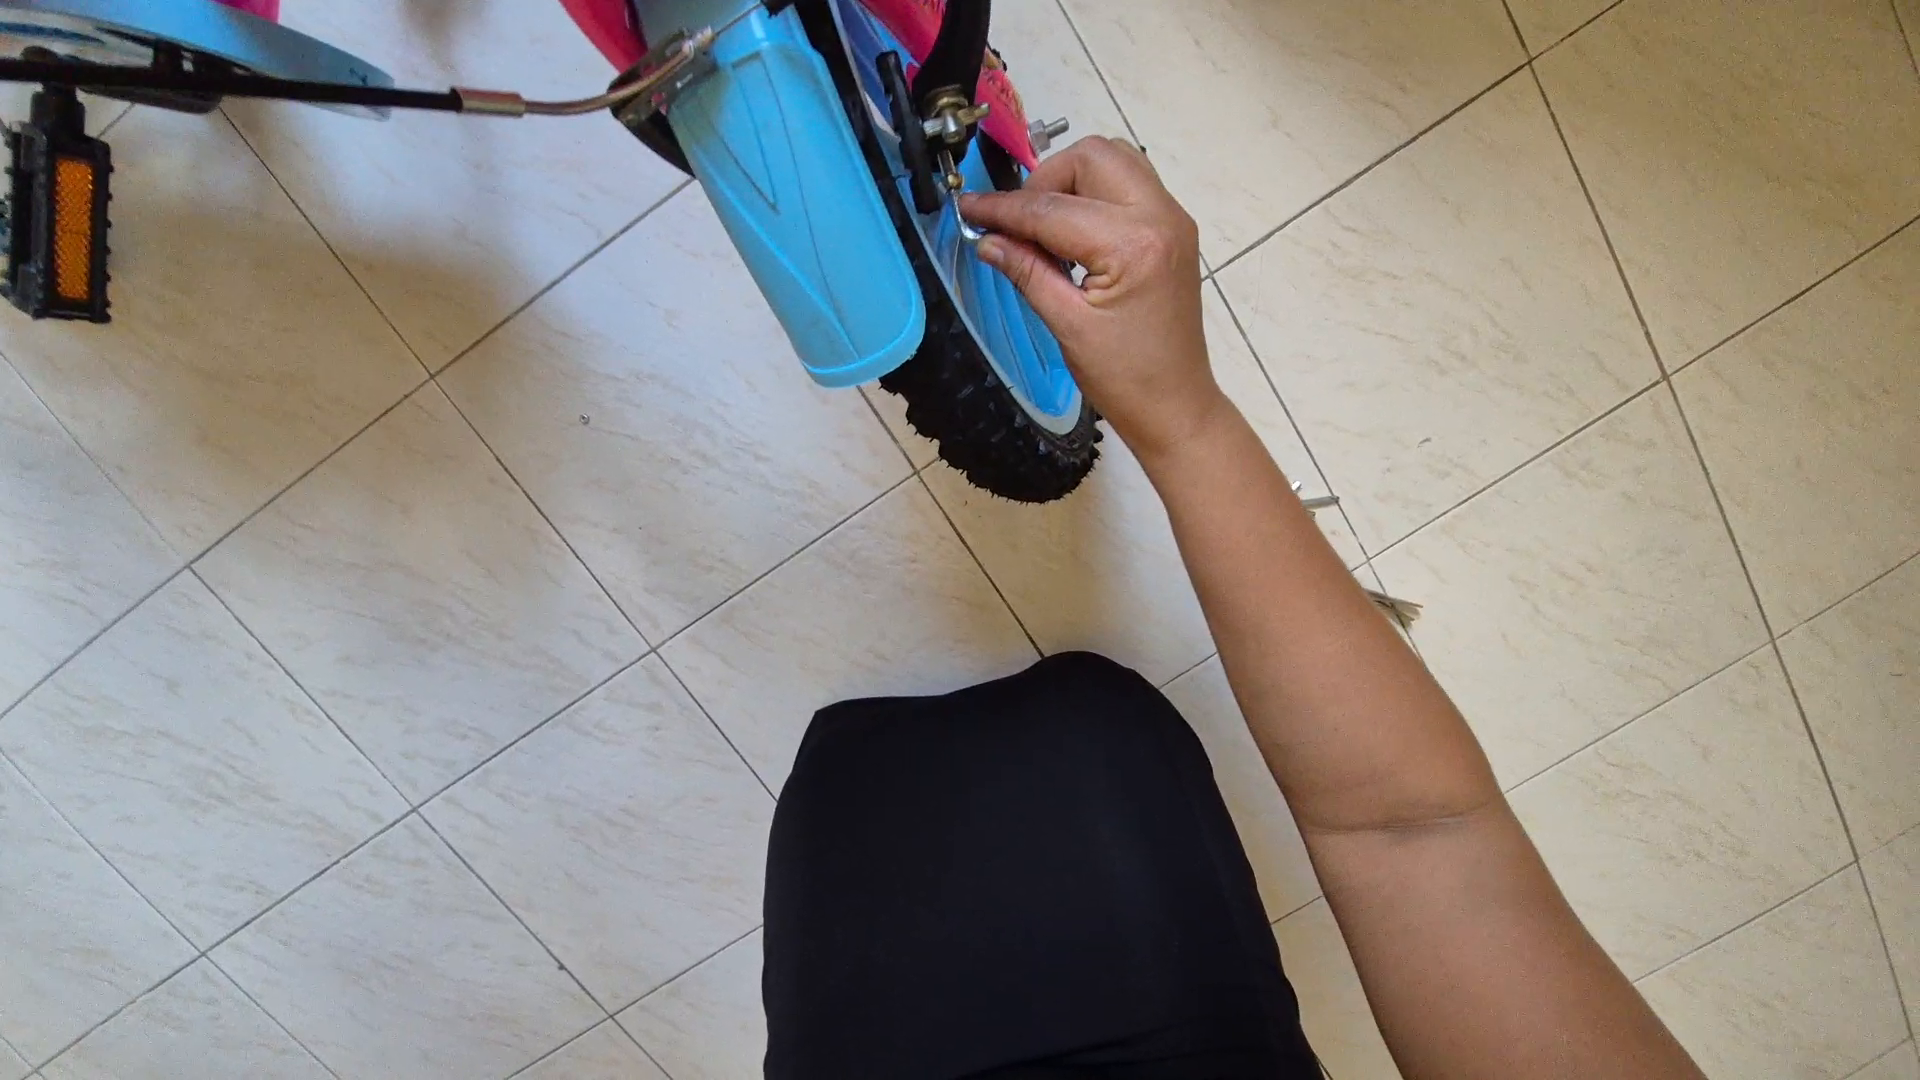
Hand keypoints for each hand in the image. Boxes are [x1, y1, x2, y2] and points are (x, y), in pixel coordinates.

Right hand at [959, 136, 1227, 462]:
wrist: (1175, 405)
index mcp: (1132, 245)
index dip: (1004, 208)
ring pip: (1113, 161)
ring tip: (1045, 229)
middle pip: (1091, 157)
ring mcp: (1173, 219)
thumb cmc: (1123, 379)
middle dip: (1044, 182)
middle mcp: (1160, 216)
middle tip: (1018, 226)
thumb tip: (988, 239)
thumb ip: (1028, 272)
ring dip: (1071, 182)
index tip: (969, 209)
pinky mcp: (1174, 230)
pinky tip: (1074, 236)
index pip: (1053, 209)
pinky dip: (1094, 196)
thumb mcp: (1068, 326)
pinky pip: (1129, 186)